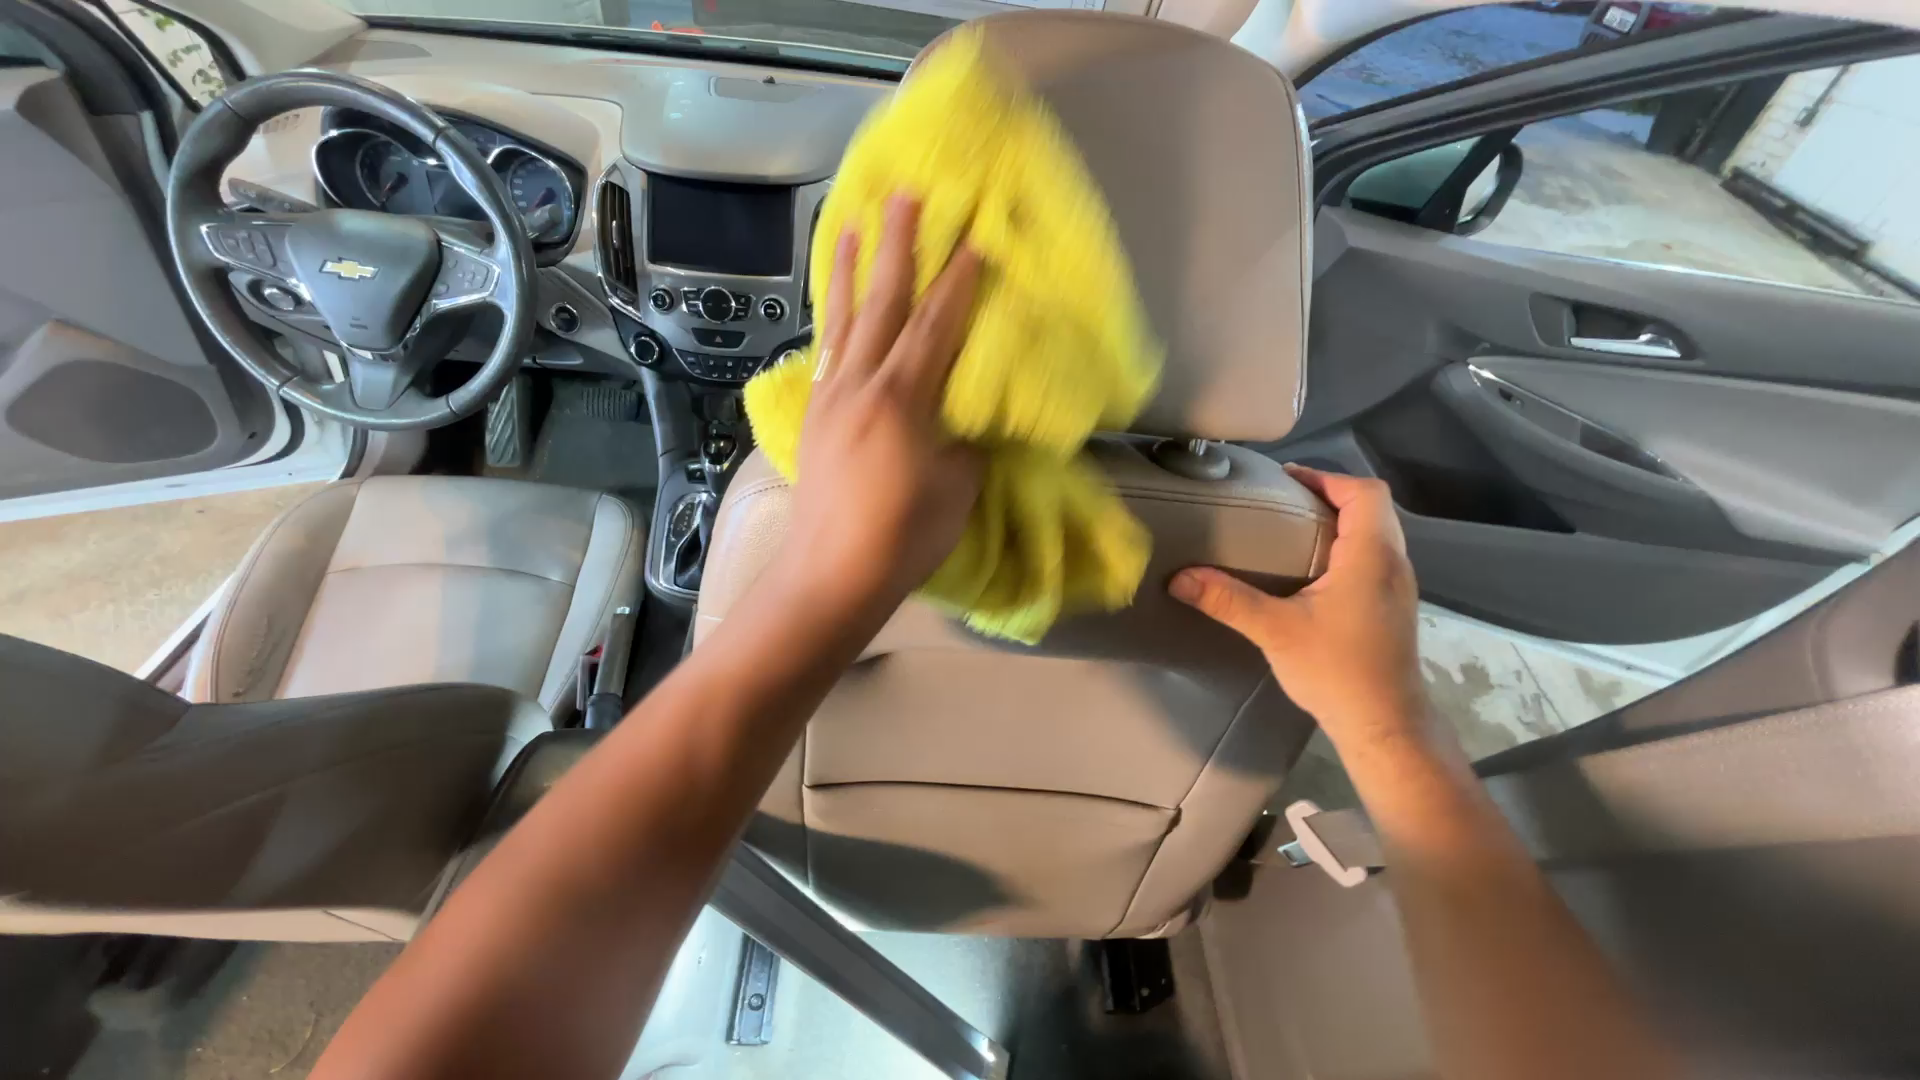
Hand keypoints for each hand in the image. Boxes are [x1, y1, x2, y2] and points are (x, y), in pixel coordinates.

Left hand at [784, 196, 983, 611]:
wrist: (831, 574)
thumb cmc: (902, 537)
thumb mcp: (956, 488)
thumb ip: (964, 442)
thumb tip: (964, 420)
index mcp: (901, 398)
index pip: (934, 325)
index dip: (957, 282)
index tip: (973, 239)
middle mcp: (858, 384)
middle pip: (881, 303)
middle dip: (896, 247)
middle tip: (904, 196)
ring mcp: (829, 397)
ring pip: (842, 320)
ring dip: (849, 270)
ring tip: (850, 224)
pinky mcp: (814, 416)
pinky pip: (825, 351)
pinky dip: (832, 318)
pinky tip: (834, 306)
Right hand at [1170, 466, 1431, 751]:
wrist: (1384, 724)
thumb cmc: (1336, 671)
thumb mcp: (1275, 631)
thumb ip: (1227, 600)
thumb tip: (1178, 578)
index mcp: (1370, 556)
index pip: (1364, 493)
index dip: (1328, 476)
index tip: (1287, 480)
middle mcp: (1393, 563)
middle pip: (1373, 507)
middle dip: (1330, 494)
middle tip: (1283, 501)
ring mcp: (1398, 586)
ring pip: (1376, 532)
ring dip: (1340, 520)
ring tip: (1292, 528)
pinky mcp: (1393, 606)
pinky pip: (1374, 556)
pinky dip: (1346, 545)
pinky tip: (1311, 568)